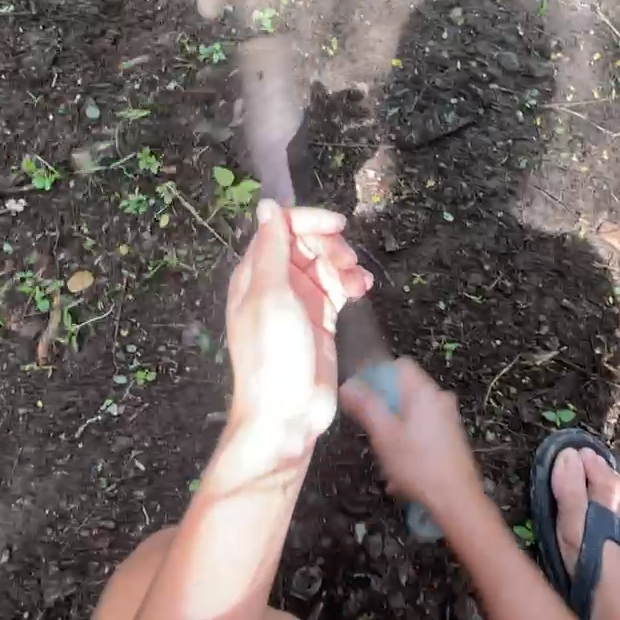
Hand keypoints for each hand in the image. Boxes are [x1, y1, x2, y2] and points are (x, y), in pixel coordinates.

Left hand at [226, 201, 372, 438]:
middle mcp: (276, 282)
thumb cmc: (273, 354)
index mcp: (255, 273)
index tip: (338, 226)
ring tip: (359, 282)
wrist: (286, 415)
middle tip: (348, 261)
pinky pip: (338, 288)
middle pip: (307, 243)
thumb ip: (272, 248)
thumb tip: (268, 205)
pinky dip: (352, 284)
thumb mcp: (271, 296)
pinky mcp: (321, 319)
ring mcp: (300, 301)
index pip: (281, 228)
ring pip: (326, 264)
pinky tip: (363, 289)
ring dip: (345, 266)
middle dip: (330, 246)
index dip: (309, 221)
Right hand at [338, 358, 482, 518]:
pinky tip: (402, 473)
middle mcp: (439, 398)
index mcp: (424, 390)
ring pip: (412, 415)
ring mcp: (448, 417)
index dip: (378, 377)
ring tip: (386, 461)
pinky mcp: (452, 437)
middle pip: (404, 391)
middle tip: (374, 434)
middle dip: (385, 411)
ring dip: (395, 434)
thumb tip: (348, 384)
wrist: (457, 500)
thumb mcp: (384, 435)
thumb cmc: (418, 465)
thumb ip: (366, 406)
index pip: (399, 365)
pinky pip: (423, 431)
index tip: (363, 399)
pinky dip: (410, 445)